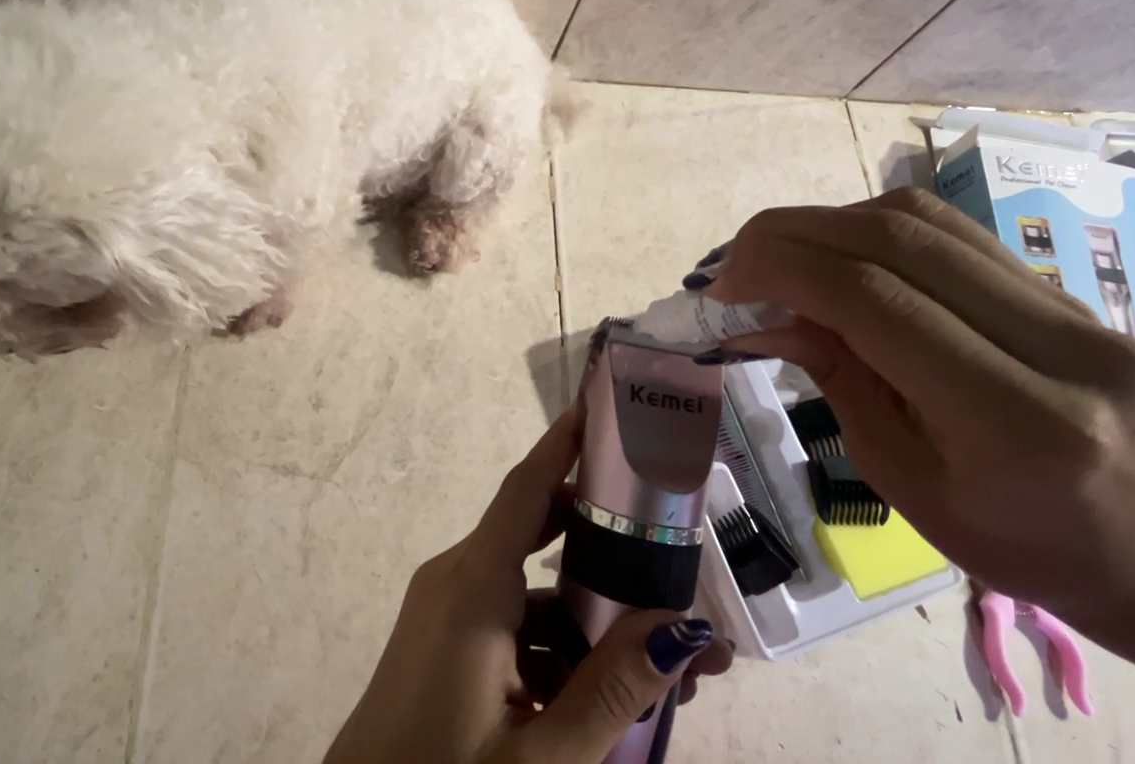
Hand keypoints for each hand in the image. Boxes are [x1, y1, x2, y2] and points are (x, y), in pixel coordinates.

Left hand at [323, 407, 730, 763]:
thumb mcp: (545, 751)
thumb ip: (616, 689)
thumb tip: (690, 631)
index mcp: (471, 585)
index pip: (525, 488)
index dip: (564, 442)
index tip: (603, 404)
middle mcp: (455, 580)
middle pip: (540, 535)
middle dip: (609, 543)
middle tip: (678, 552)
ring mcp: (446, 612)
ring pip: (533, 593)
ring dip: (592, 617)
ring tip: (668, 663)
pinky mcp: (444, 642)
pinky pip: (512, 623)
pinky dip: (558, 645)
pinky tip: (607, 692)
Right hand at [708, 186, 1134, 761]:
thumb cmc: (1002, 536)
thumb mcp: (897, 474)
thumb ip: (836, 376)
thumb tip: (760, 312)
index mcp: (1019, 420)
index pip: (876, 300)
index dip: (784, 270)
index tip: (724, 284)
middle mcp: (1064, 346)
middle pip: (899, 242)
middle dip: (794, 235)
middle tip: (735, 260)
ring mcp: (1077, 307)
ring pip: (926, 221)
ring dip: (830, 222)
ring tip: (779, 256)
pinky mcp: (1067, 288)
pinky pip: (953, 232)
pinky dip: (874, 228)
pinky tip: (837, 253)